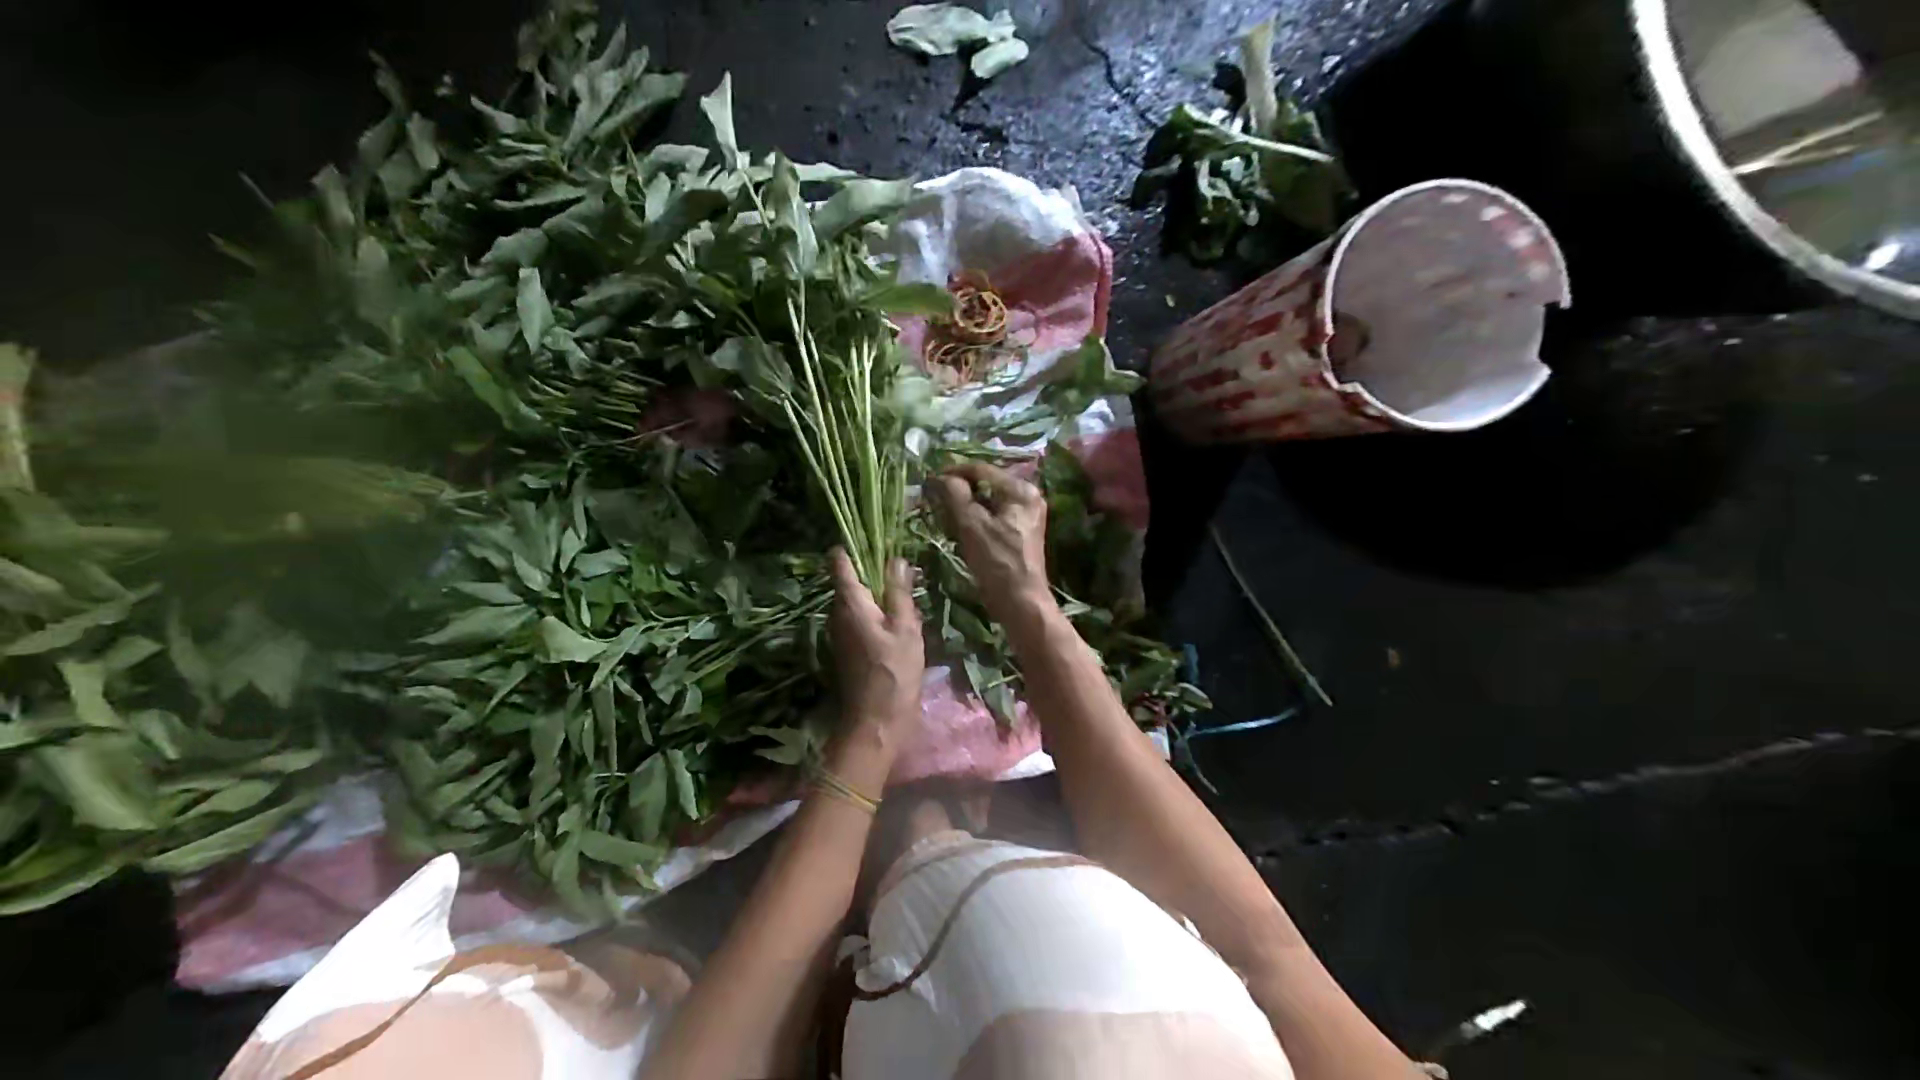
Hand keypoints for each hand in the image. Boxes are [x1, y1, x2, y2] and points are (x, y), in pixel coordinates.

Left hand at [828, 548, 923, 743]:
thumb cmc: (894, 672)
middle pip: (851, 582)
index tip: (875, 540)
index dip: (854, 546)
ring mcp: (839, 633)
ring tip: (908, 606)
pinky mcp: (847, 649)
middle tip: (906, 579)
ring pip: (858, 602)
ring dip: (879, 599)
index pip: (840, 562)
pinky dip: (877, 617)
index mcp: (850, 603)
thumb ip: (899, 592)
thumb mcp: (905, 628)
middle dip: (876, 575)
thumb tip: (896, 559)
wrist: (875, 723)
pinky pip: (860, 620)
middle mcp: (837, 614)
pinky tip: (900, 629)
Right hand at [932, 463, 1052, 625]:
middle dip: (959, 490)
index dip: (952, 472)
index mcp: (1021, 490)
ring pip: (988, 500)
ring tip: (943, 513)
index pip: (981, 469)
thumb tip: (940, 477)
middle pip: (986, 483)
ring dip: (965, 504)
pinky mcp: (1020, 531)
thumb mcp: (972, 526)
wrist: (1021, 602)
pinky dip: (976, 517)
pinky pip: (994, 514)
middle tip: (934, 499)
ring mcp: (1026, 514)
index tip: (929, 481)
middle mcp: (1028, 496)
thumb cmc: (998, 563)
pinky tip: (959, 527)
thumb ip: (955, 495)